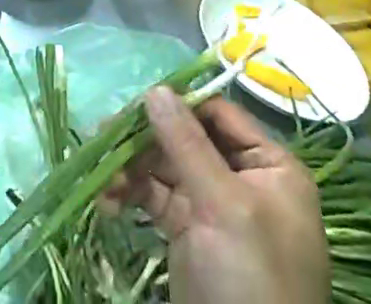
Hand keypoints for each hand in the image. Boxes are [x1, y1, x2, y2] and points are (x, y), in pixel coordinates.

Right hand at [110, 89, 327, 303]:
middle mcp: (243, 179)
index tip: (134, 104)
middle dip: (145, 140)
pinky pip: (156, 200)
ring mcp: (214, 208)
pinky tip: (108, 202)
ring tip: (100, 177)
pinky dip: (132, 196)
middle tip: (102, 137)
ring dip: (131, 168)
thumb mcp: (223, 207)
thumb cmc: (250, 280)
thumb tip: (154, 89)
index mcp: (270, 166)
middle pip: (187, 138)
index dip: (178, 105)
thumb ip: (187, 144)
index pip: (218, 115)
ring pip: (166, 168)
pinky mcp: (189, 235)